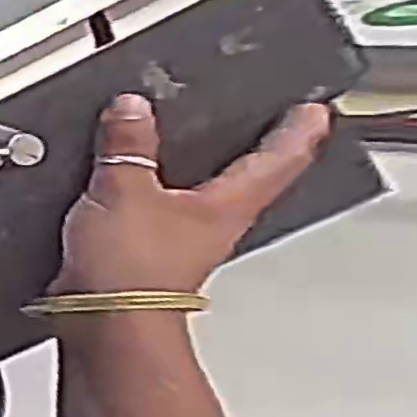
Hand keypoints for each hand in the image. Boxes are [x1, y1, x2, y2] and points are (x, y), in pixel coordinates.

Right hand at [53, 93, 331, 295]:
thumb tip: (133, 107)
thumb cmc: (130, 263)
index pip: (276, 160)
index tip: (313, 112)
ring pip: (200, 194)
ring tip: (191, 152)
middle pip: (245, 179)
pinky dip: (148, 189)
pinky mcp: (144, 246)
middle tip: (266, 130)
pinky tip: (127, 184)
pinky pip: (155, 207)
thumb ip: (127, 146)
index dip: (297, 132)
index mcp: (227, 204)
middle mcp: (213, 221)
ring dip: (198, 172)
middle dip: (254, 153)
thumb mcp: (123, 189)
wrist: (103, 309)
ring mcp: (180, 237)